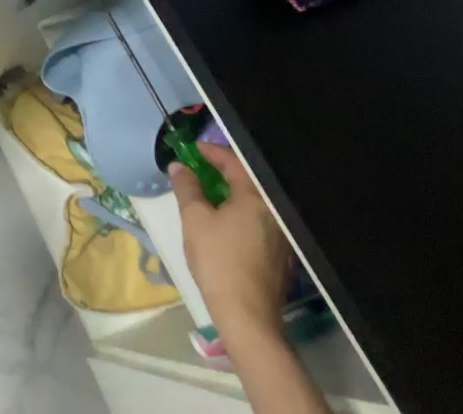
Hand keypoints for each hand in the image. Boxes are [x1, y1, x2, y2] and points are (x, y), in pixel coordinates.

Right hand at [172, 144, 292, 346]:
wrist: (248, 315)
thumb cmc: (218, 261)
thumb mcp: (194, 220)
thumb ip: (187, 188)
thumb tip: (179, 166)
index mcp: (256, 197)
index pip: (234, 161)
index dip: (211, 151)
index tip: (192, 148)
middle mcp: (275, 210)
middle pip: (249, 179)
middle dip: (223, 170)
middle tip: (200, 167)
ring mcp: (283, 233)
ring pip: (256, 201)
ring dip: (233, 191)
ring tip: (210, 192)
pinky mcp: (283, 252)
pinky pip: (261, 219)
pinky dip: (243, 211)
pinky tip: (227, 221)